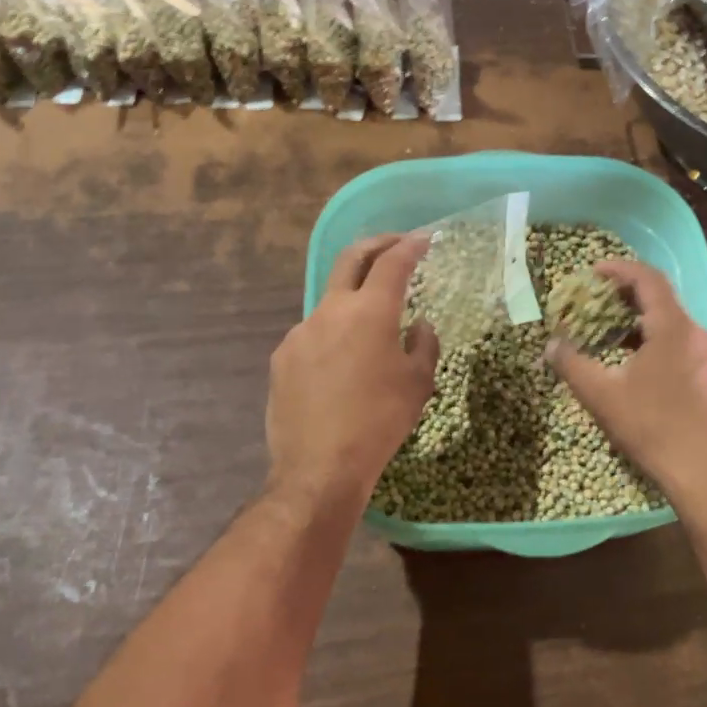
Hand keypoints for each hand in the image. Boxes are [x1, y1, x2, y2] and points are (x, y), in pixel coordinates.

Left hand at [268, 234, 438, 506]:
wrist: (319, 467)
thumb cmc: (379, 423)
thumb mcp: (417, 385)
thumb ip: (423, 346)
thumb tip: (419, 326)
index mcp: (370, 312)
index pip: (393, 263)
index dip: (411, 246)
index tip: (423, 240)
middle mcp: (330, 311)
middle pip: (351, 259)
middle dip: (376, 246)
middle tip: (395, 245)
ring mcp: (300, 332)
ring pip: (330, 303)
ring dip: (353, 302)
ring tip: (369, 330)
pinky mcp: (282, 358)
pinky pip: (312, 336)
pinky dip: (332, 338)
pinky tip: (340, 368)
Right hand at [546, 260, 706, 496]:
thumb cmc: (654, 428)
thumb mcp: (603, 396)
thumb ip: (573, 365)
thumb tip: (551, 345)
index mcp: (673, 329)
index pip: (648, 280)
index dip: (620, 270)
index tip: (595, 271)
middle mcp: (698, 335)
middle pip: (662, 302)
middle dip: (627, 299)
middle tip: (597, 305)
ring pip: (673, 328)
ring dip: (641, 326)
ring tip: (612, 339)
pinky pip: (684, 349)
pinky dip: (658, 346)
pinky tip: (640, 372)